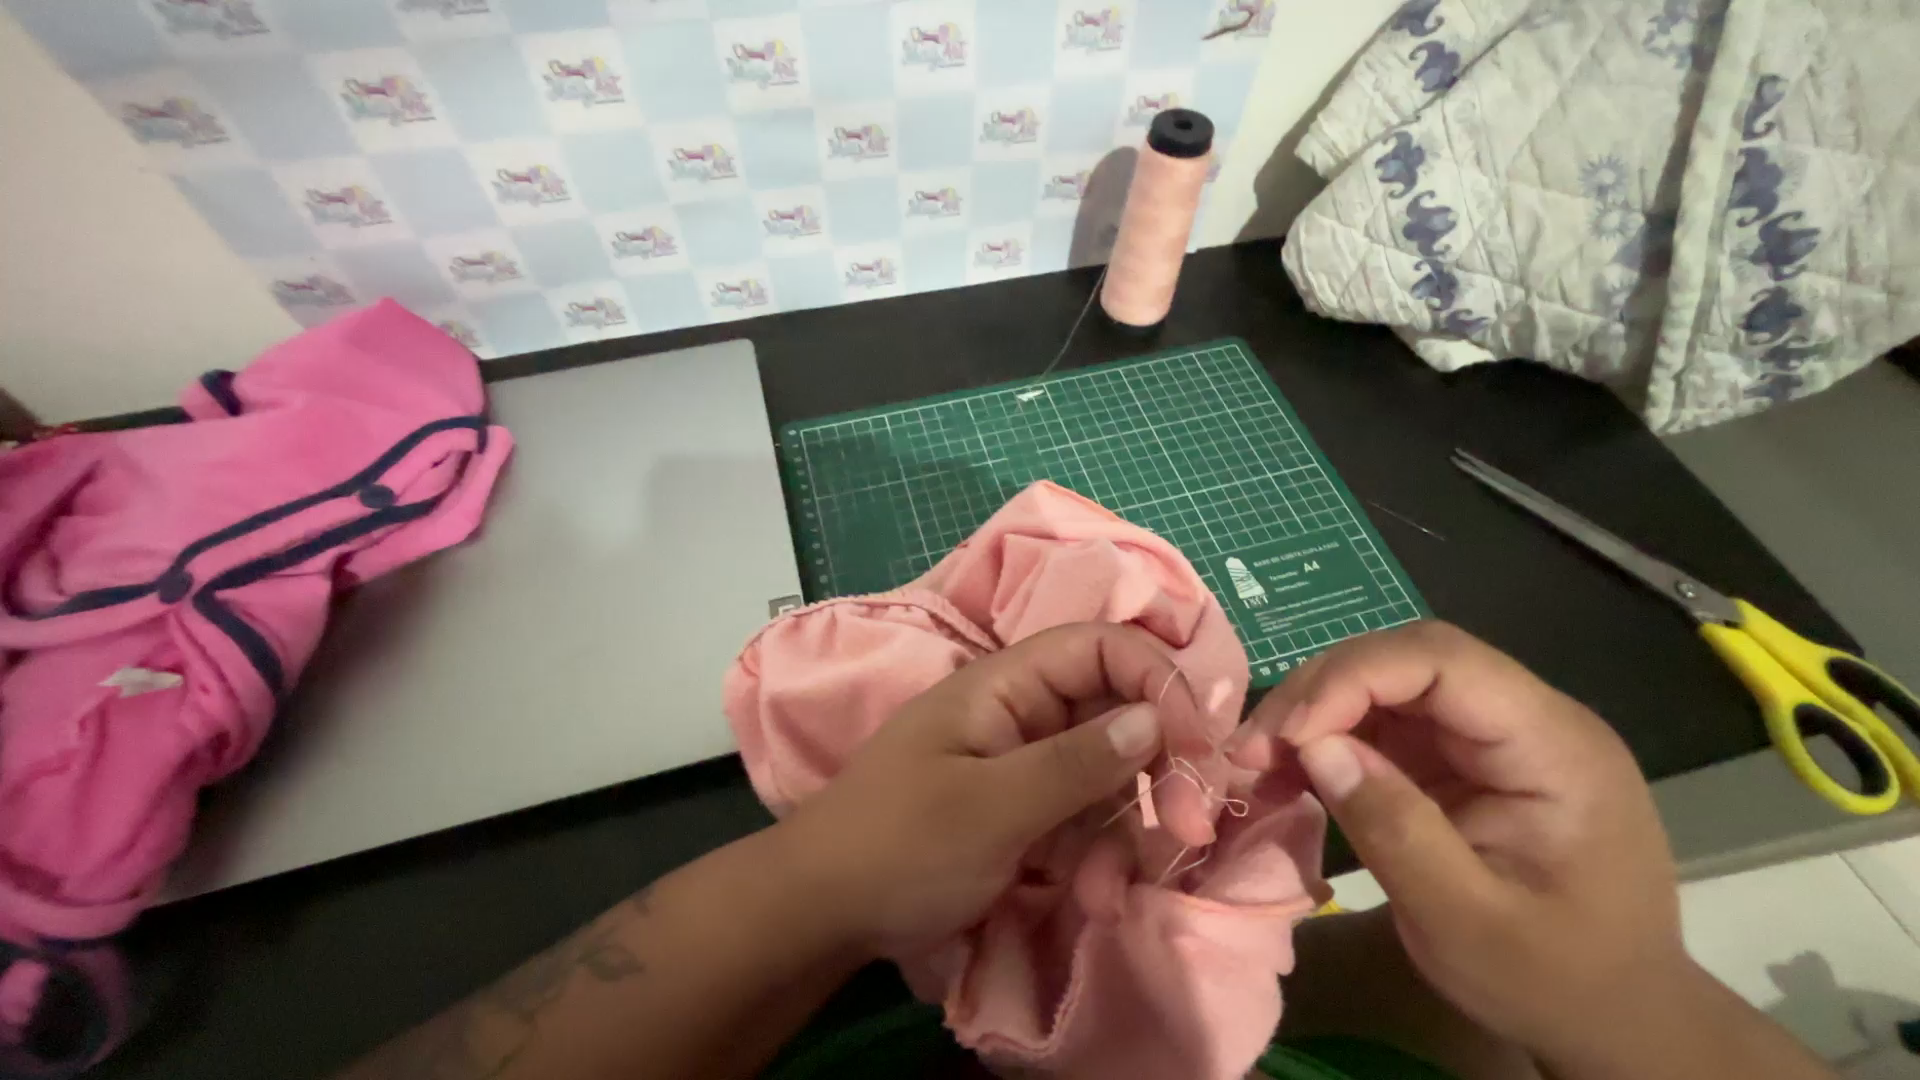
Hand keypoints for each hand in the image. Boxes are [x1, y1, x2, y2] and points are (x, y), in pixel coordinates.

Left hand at [774, 623, 1215, 955]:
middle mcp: (1023, 715)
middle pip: (1118, 714)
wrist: (824, 915)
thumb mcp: (990, 808)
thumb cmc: (898, 846)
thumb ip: (1075, 763)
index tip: (1197, 745)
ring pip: (1109, 778)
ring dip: (1126, 832)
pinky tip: (1096, 901)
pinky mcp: (1027, 816)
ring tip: (1110, 894)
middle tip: (1190, 827)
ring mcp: (1026, 767)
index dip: (1158, 681)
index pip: (1100, 648)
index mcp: (1006, 686)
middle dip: (1159, 769)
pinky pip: (1086, 821)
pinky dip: (1100, 859)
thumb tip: (1155, 717)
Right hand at [1228, 622, 1689, 1064]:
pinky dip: (1325, 738)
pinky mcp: (1457, 754)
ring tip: (1257, 759)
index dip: (1353, 678)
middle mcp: (1524, 718)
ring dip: (1312, 713)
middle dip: (1319, 693)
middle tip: (1253, 748)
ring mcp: (1487, 734)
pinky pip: (1379, 720)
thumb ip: (1396, 830)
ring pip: (1381, 682)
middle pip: (1404, 660)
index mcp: (1554, 746)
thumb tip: (1315, 747)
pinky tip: (1288, 769)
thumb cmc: (1554, 980)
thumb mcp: (1468, 923)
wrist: (1613, 1019)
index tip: (1288, 733)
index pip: (1443, 661)